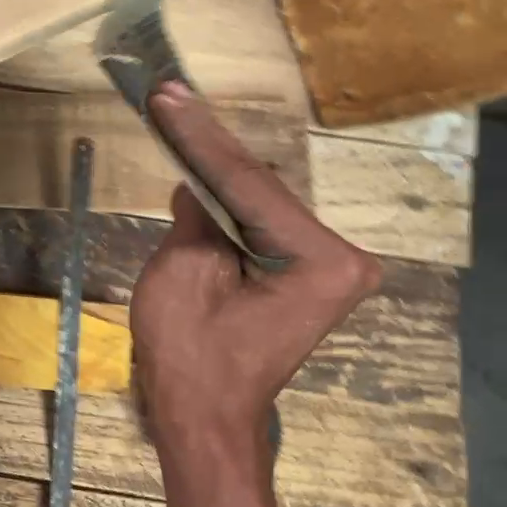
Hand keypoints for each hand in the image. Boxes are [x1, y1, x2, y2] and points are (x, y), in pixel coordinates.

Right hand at [131, 82, 381, 458]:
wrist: (204, 411)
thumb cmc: (190, 352)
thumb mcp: (181, 275)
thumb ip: (196, 220)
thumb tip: (193, 184)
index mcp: (322, 261)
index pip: (248, 185)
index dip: (199, 138)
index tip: (166, 96)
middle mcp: (340, 257)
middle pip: (260, 186)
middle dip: (208, 143)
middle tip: (166, 95)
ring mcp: (325, 266)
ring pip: (258, 199)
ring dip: (212, 163)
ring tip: (173, 116)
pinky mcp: (301, 272)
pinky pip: (256, 220)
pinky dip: (220, 195)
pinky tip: (193, 163)